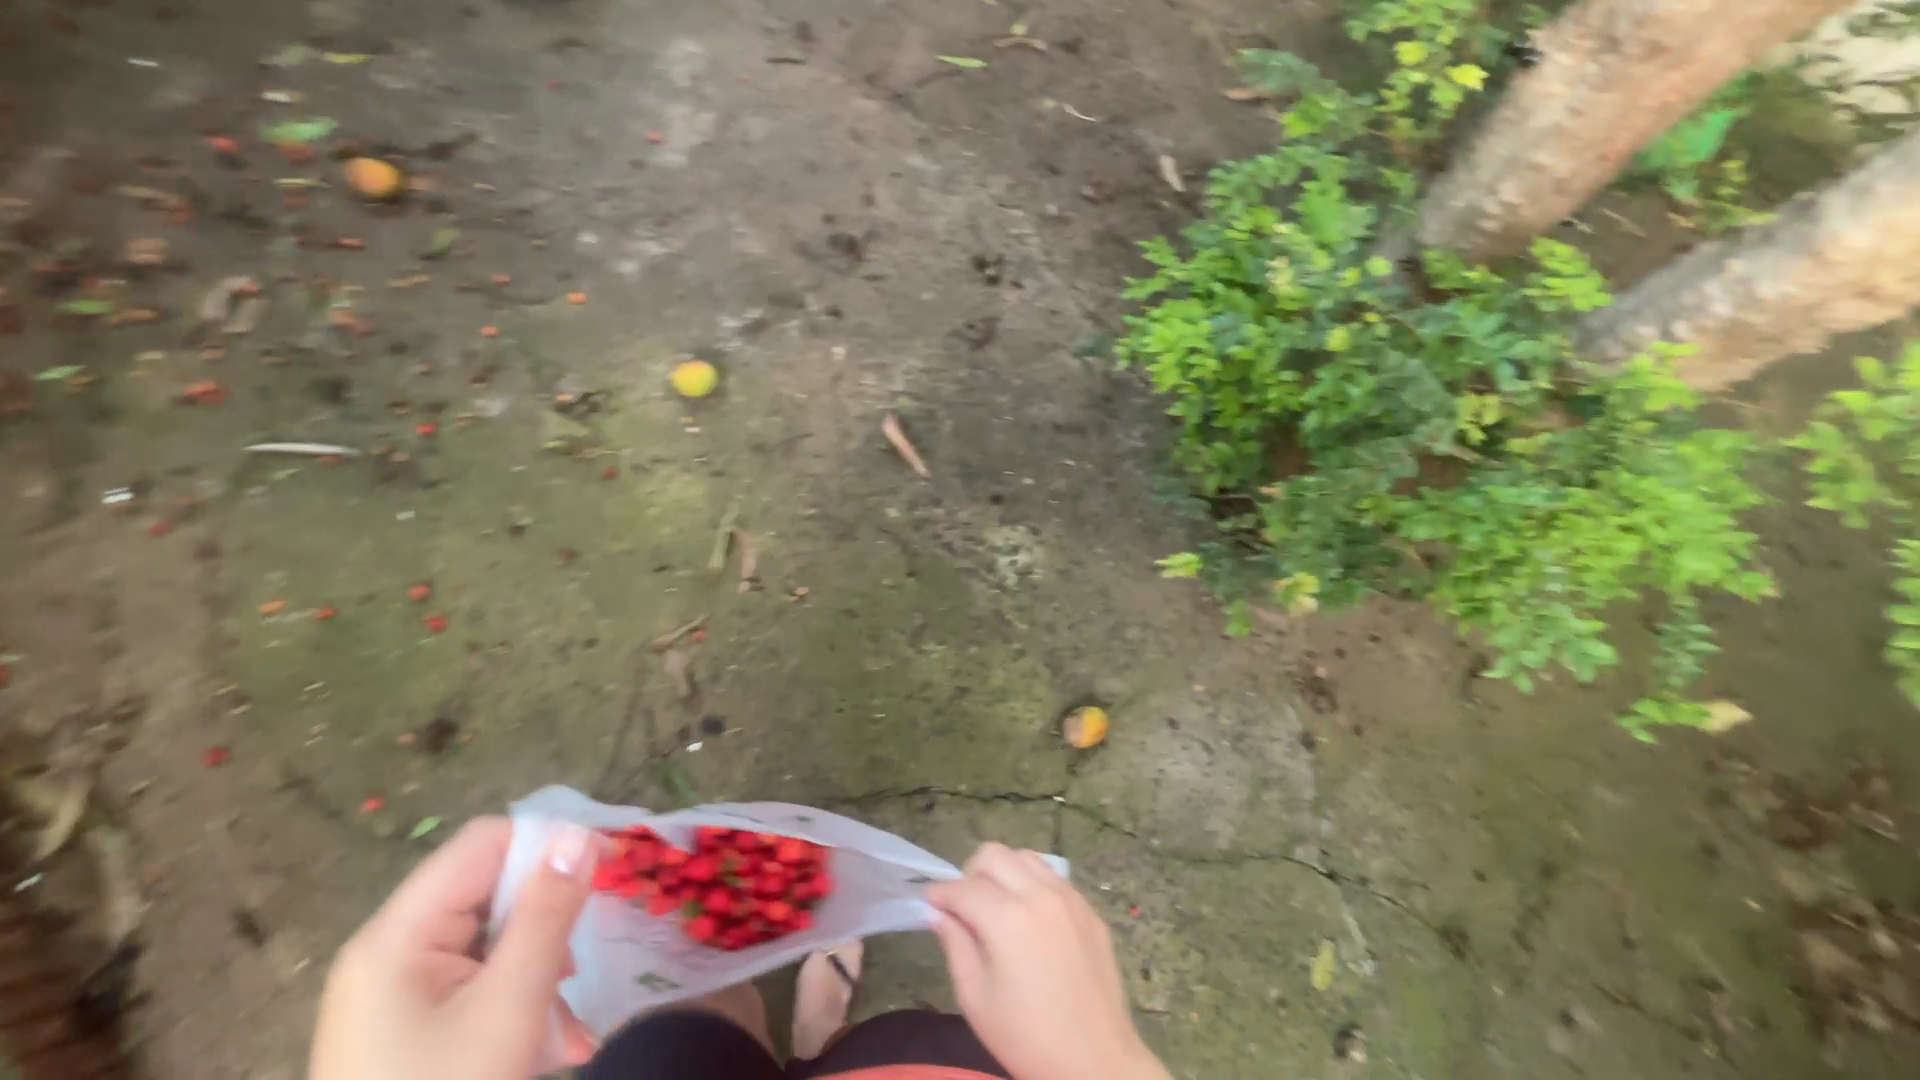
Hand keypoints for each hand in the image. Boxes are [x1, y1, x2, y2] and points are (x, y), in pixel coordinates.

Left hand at [309, 817, 598, 1079]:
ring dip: (538, 967)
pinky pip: (475, 980)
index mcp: (397, 935)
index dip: (547, 845)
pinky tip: (547, 1043)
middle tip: (577, 967)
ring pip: (489, 939)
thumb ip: (547, 914)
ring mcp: (395, 990)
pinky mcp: (407, 1023)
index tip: (604, 871)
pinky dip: (517, 998)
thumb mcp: (509, 1007)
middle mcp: (389, 950)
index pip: (484, 844)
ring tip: (563, 1023)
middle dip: (544, 922)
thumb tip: (580, 833)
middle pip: (486, 892)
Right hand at [927, 844, 1170, 1079]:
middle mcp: (1040, 895)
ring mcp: (1070, 899)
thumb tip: (939, 913)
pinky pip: (1054, 878)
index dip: (940, 893)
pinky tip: (1030, 919)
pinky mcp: (1090, 911)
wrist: (1095, 1062)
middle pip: (994, 855)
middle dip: (970, 874)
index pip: (962, 887)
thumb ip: (955, 945)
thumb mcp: (976, 998)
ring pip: (1026, 858)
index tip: (930, 903)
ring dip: (1004, 873)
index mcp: (1007, 918)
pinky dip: (1033, 885)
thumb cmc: (1027, 1037)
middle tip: (964, 907)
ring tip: (997, 908)